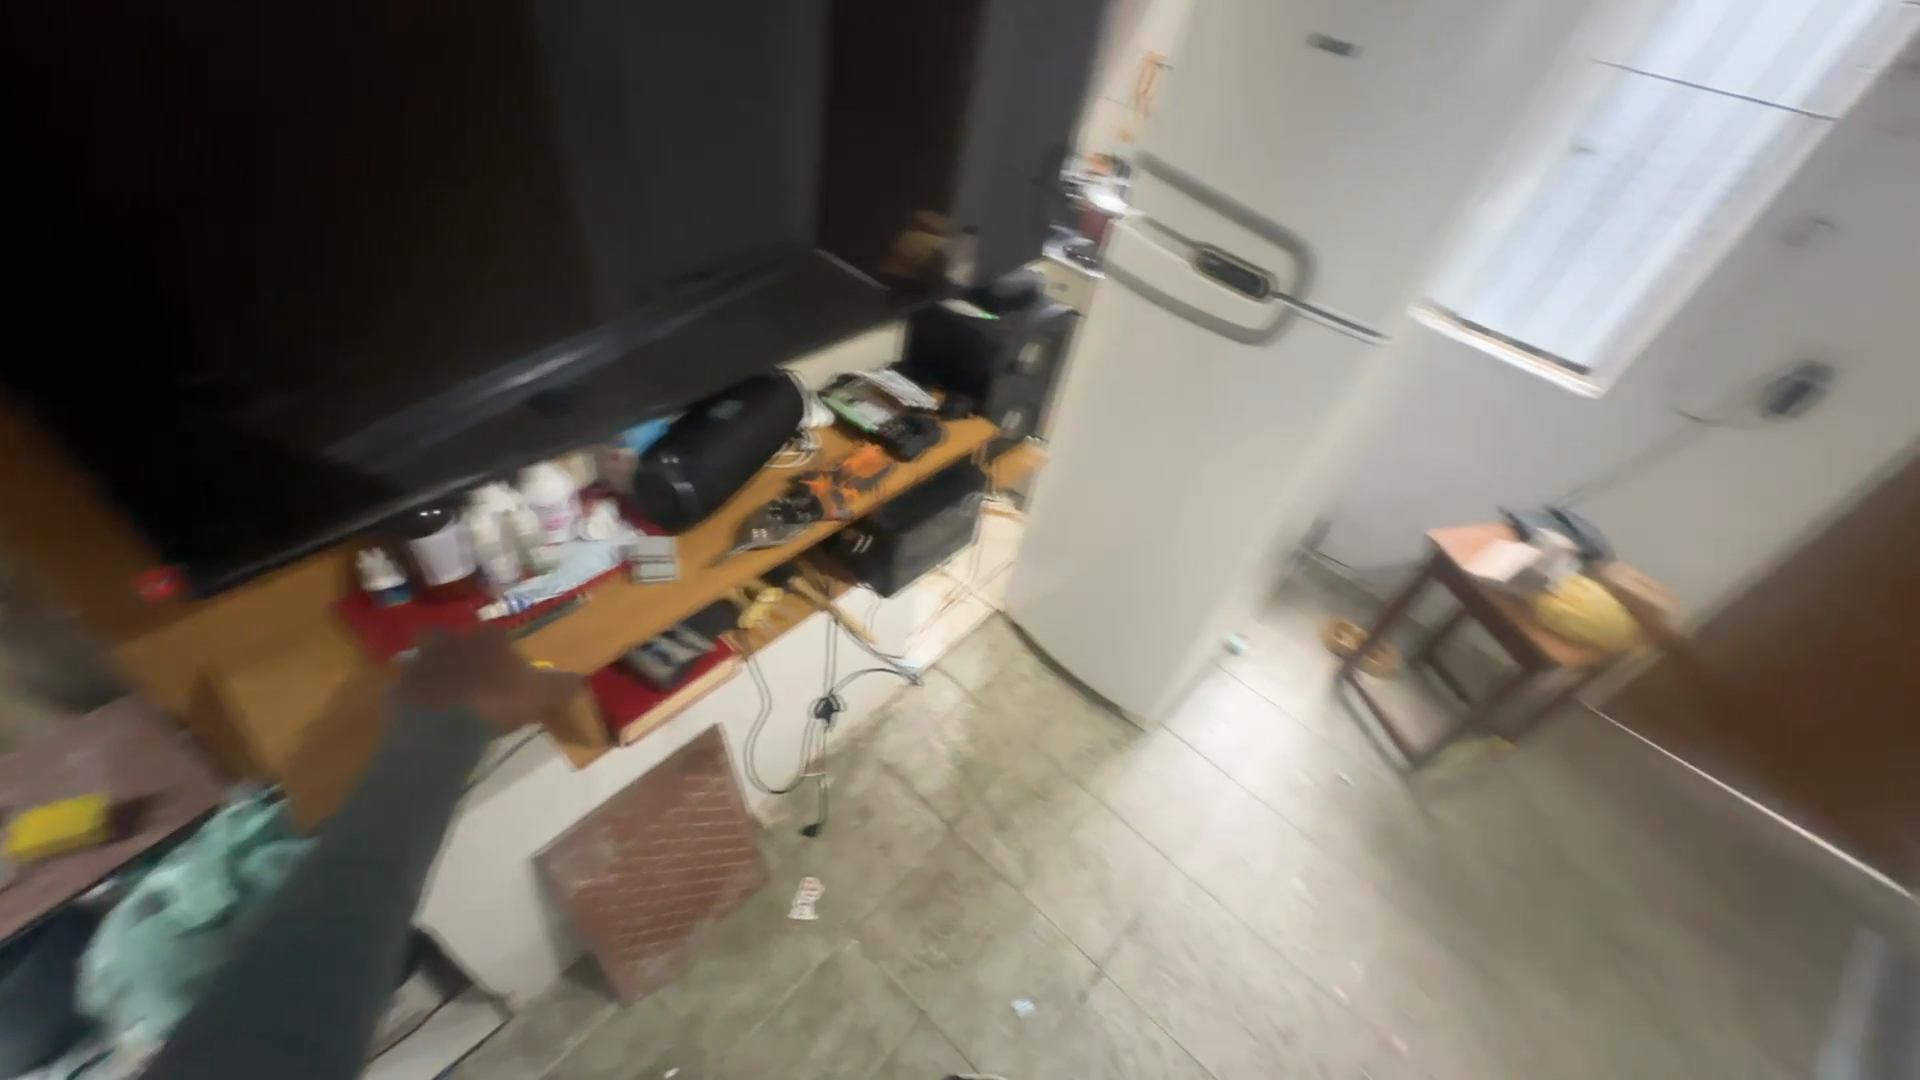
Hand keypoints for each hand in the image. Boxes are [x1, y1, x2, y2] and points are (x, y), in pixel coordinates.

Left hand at [392, 626, 581, 733]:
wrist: (441, 729)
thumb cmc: (497, 702)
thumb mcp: (543, 694)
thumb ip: (562, 684)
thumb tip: (579, 678)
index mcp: (488, 639)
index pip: (497, 634)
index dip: (503, 648)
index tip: (508, 665)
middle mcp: (452, 643)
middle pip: (449, 637)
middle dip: (455, 647)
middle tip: (466, 667)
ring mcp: (420, 665)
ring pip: (423, 659)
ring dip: (431, 670)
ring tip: (444, 690)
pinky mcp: (398, 691)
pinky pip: (406, 690)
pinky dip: (415, 697)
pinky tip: (427, 713)